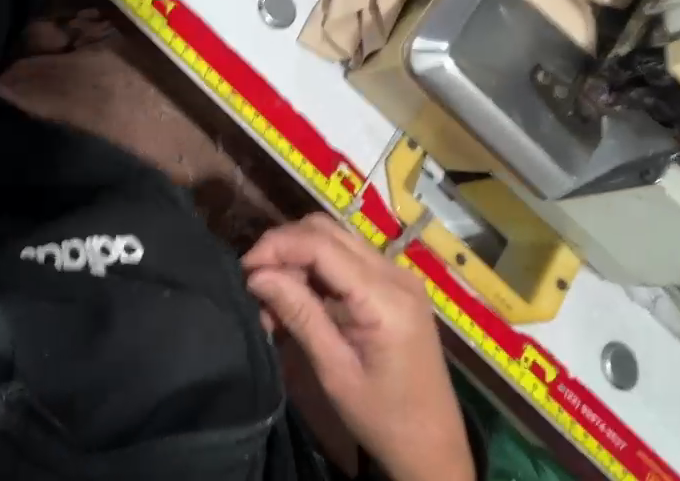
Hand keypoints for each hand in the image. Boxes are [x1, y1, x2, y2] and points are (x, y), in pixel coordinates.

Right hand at [243, 215, 472, 480]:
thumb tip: (255, 276)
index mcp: (385, 296)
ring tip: (274, 297)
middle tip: (256, 283)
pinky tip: (299, 297)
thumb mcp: (335, 371)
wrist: (434, 448)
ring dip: (297, 256)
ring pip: (333, 238)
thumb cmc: (384, 418)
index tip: (244, 271)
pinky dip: (315, 267)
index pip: (320, 244)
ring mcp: (398, 276)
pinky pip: (346, 257)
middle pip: (326, 231)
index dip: (276, 247)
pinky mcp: (394, 285)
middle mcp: (395, 273)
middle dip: (284, 247)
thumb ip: (298, 314)